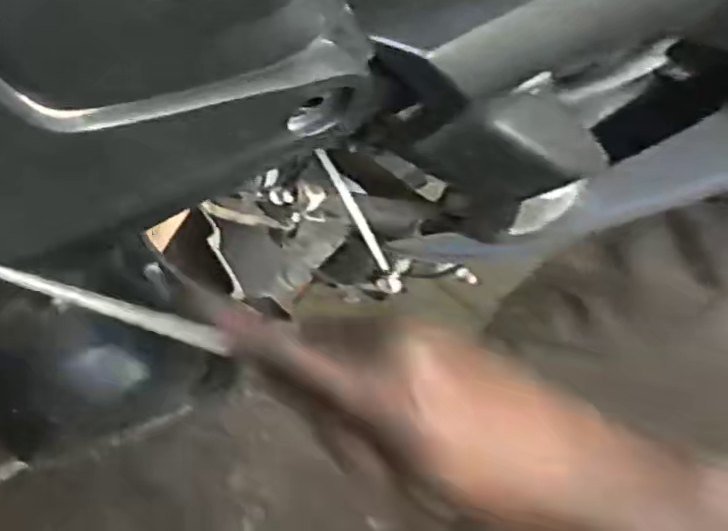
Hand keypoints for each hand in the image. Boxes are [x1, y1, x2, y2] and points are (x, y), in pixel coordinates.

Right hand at [224, 313, 727, 530]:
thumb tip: (269, 380)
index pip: (288, 347)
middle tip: (320, 403)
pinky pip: (366, 329)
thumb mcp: (405, 484)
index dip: (235, 326)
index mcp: (384, 390)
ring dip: (331, 357)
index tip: (193, 304)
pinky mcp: (431, 322)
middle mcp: (390, 342)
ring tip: (375, 404)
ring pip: (334, 330)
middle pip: (306, 335)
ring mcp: (413, 326)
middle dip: (298, 360)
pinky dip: (361, 352)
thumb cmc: (498, 499)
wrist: (611, 483)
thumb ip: (329, 425)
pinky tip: (401, 389)